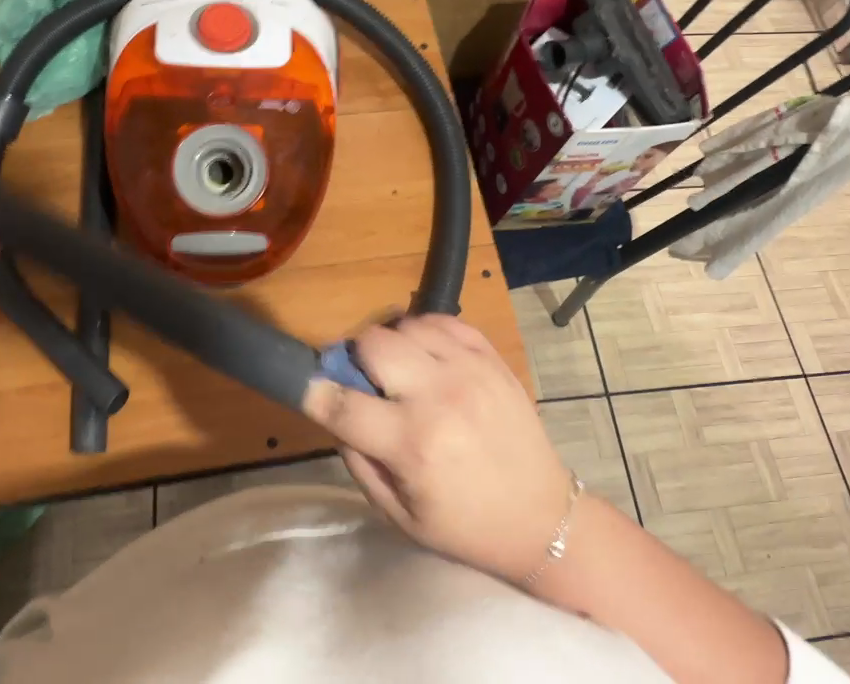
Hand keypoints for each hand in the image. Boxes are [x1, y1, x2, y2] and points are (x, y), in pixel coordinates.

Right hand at [303, 315, 571, 583]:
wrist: (543, 518)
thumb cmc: (465, 527)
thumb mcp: (398, 514)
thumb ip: (358, 461)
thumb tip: (334, 413)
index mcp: (413, 444)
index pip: (342, 403)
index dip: (314, 392)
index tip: (306, 389)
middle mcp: (439, 396)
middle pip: (373, 343)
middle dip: (354, 359)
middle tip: (362, 381)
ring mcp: (469, 370)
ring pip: (406, 325)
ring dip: (391, 344)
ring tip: (398, 371)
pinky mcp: (492, 359)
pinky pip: (444, 321)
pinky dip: (424, 332)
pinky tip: (426, 357)